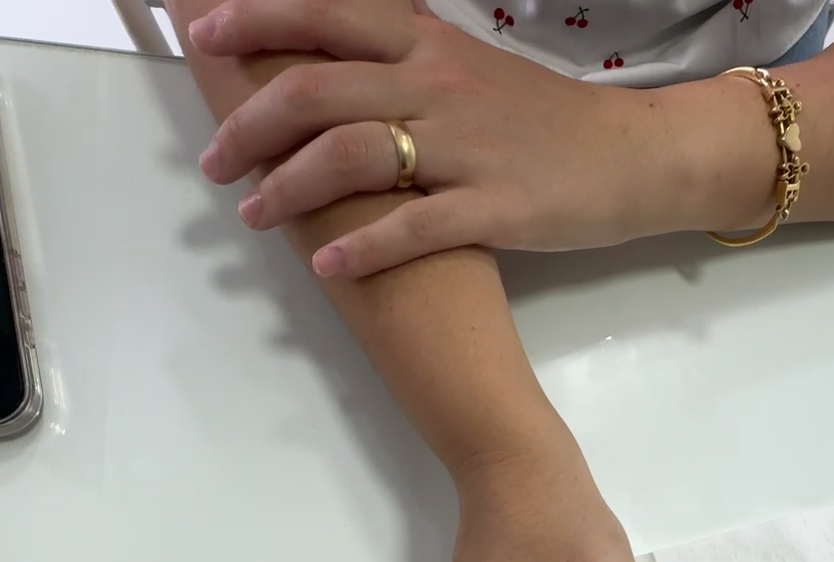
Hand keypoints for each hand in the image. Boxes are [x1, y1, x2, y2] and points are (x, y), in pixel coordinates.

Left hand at [187, 0, 732, 276]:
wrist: (631, 158)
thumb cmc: (551, 123)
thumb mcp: (476, 71)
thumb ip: (411, 65)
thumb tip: (347, 69)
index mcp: (432, 41)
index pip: (326, 15)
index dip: (257, 20)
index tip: (203, 39)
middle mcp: (440, 84)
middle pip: (320, 90)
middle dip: (252, 125)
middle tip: (214, 163)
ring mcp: (468, 148)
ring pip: (354, 155)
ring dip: (290, 187)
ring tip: (252, 215)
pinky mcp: (496, 209)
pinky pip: (415, 227)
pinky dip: (364, 247)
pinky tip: (327, 265)